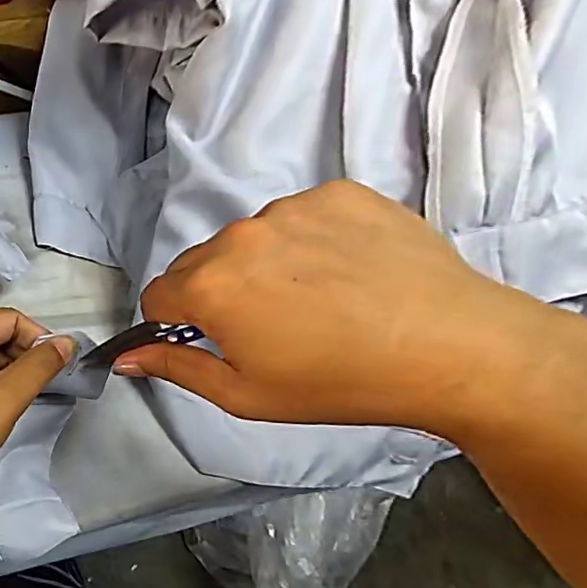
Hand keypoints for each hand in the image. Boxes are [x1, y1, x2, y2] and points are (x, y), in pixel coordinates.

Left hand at [0, 308, 73, 492]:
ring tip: (20, 397)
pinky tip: (0, 402)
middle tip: (40, 385)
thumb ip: (40, 365)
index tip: (57, 365)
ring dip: (7, 370)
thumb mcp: (6, 396)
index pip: (8, 319)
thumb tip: (65, 343)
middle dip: (22, 355)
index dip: (37, 339)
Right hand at [113, 180, 586, 438]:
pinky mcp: (338, 193)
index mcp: (208, 285)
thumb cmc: (341, 382)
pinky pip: (297, 216)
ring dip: (260, 264)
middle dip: (216, 292)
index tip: (215, 341)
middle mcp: (237, 235)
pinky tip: (344, 270)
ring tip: (315, 297)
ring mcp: (290, 208)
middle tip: (270, 326)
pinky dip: (306, 240)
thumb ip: (175, 368)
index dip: (178, 324)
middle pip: (198, 264)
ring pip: (246, 239)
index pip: (158, 296)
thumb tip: (125, 357)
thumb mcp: (245, 394)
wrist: (461, 350)